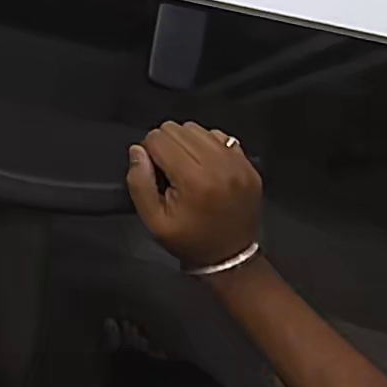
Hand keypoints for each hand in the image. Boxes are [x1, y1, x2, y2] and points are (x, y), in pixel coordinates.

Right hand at [126, 121, 261, 269]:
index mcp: (195, 181)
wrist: (231, 258)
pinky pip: (219, 136)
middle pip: (176, 129)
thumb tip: (137, 150)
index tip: (153, 171)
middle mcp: (219, 167)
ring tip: (185, 165)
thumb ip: (138, 183)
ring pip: (196, 128)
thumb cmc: (188, 239)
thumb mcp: (152, 220)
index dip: (147, 151)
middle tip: (167, 169)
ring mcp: (238, 165)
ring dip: (185, 142)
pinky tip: (204, 163)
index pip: (158, 139)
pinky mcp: (248, 166)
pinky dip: (206, 144)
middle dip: (165, 145)